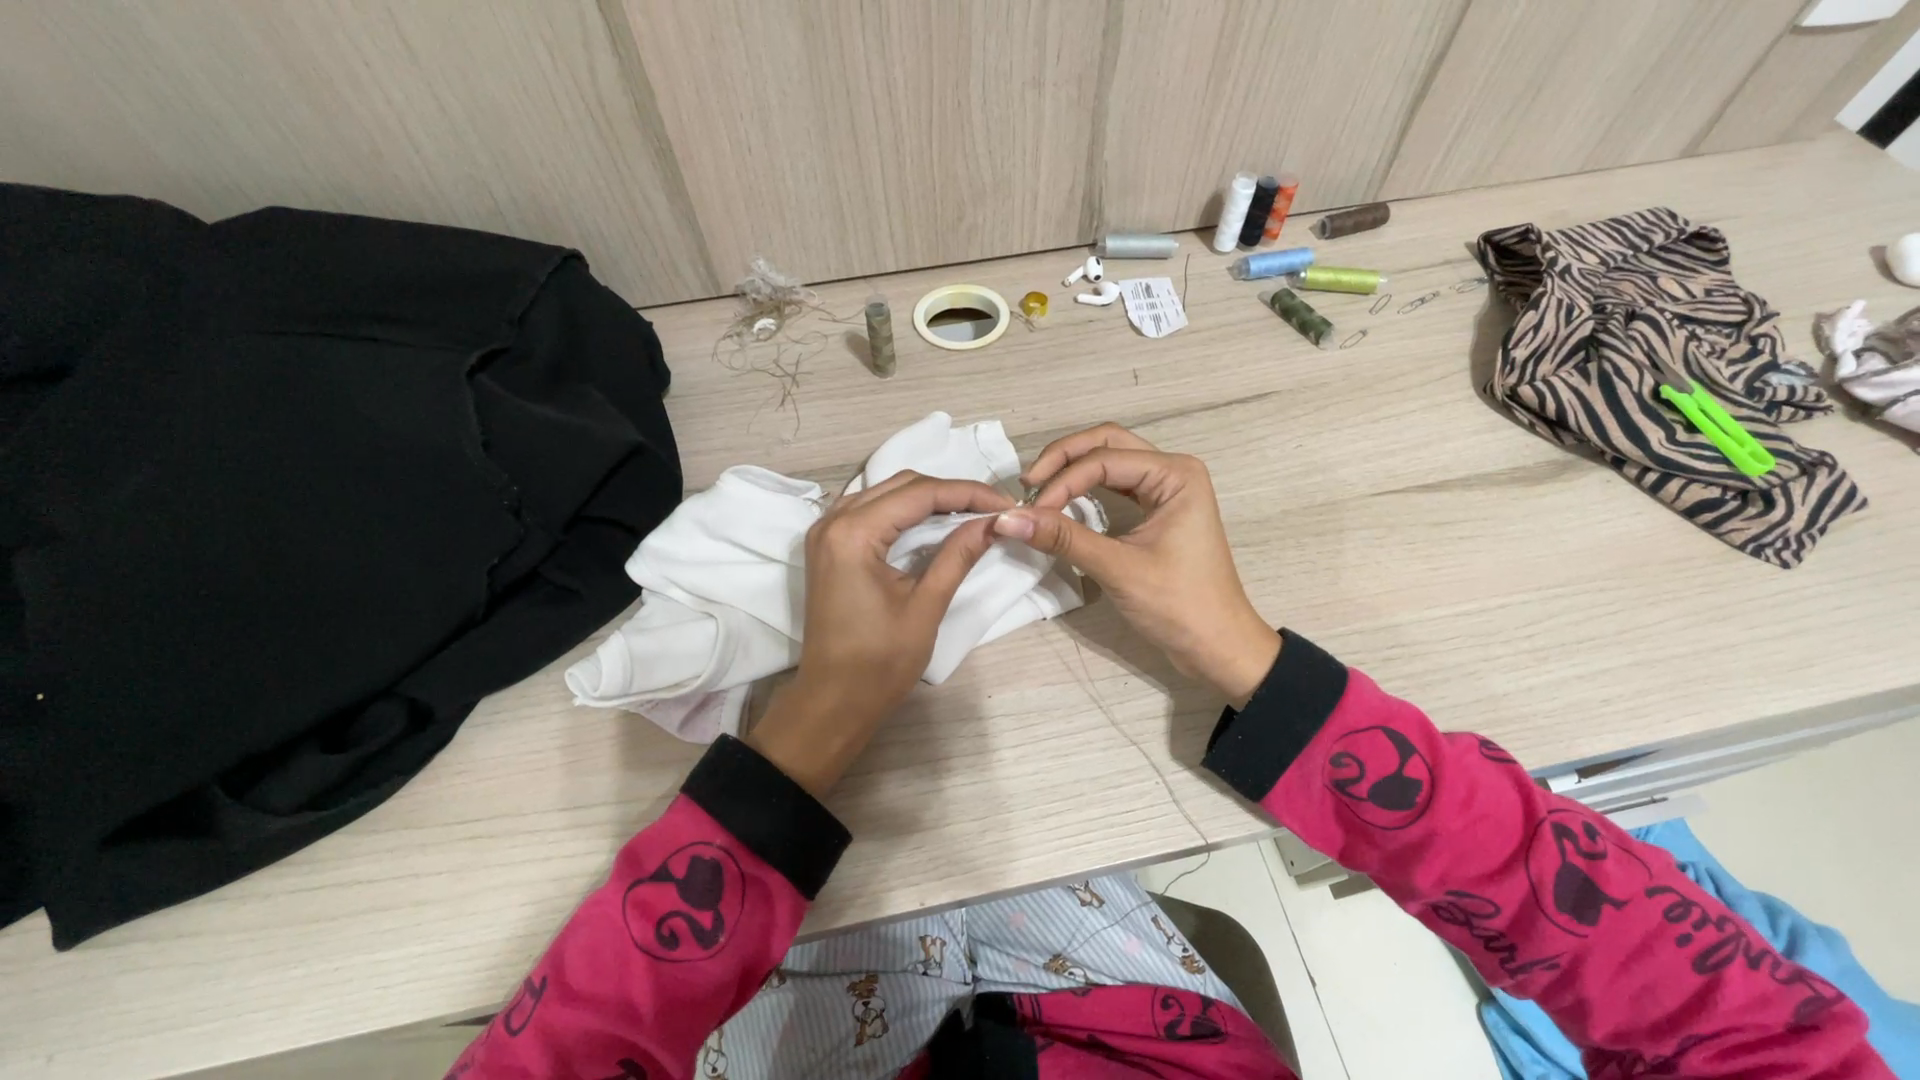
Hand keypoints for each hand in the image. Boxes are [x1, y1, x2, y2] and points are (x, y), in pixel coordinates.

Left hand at [747, 471, 1010, 795]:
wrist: (833, 701)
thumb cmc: (879, 663)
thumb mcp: (925, 606)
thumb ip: (957, 556)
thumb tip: (994, 523)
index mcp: (853, 534)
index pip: (920, 494)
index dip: (968, 494)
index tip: (1006, 504)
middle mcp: (832, 521)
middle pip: (901, 485)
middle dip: (950, 492)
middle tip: (993, 509)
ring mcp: (825, 532)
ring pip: (884, 492)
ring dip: (927, 497)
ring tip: (970, 512)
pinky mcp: (827, 546)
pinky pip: (869, 509)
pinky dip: (903, 510)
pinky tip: (932, 522)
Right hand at [993, 423, 1279, 705]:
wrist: (1217, 644)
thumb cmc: (1179, 605)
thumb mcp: (1117, 569)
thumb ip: (1063, 538)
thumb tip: (1007, 519)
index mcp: (1175, 474)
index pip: (1104, 459)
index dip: (1062, 481)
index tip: (1030, 512)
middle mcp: (1172, 471)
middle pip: (1106, 444)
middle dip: (1063, 459)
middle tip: (1027, 486)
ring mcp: (1166, 490)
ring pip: (1109, 460)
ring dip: (1072, 471)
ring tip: (1037, 493)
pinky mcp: (1156, 511)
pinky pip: (1115, 486)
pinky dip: (1085, 489)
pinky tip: (1061, 504)